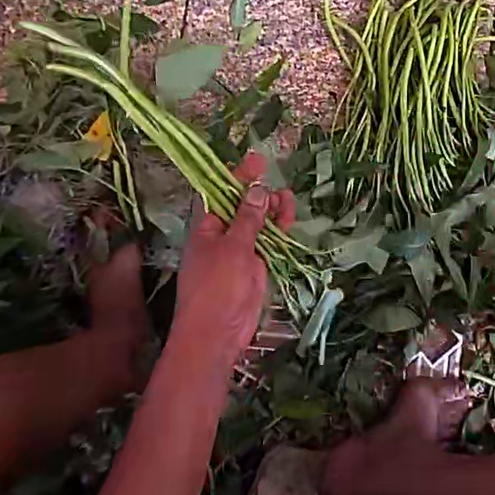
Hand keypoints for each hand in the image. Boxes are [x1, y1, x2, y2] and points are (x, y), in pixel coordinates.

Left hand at [171, 153, 295, 371]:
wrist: (218, 333)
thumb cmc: (216, 288)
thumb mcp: (232, 248)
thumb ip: (247, 219)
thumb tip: (258, 190)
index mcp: (205, 227)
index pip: (219, 193)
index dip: (236, 176)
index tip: (255, 161)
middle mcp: (221, 235)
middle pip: (240, 206)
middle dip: (256, 191)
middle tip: (274, 179)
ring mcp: (239, 251)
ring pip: (257, 223)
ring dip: (271, 210)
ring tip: (287, 197)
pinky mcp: (255, 267)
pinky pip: (268, 242)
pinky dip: (278, 230)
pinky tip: (288, 217)